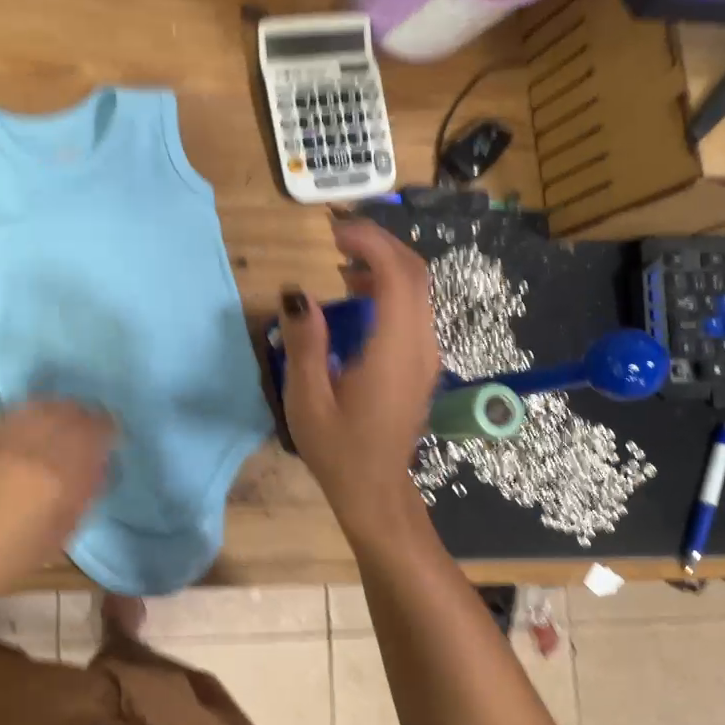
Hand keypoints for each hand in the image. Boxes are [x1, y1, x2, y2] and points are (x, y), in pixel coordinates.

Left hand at [0, 401, 115, 612]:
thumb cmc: (18, 553)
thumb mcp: (66, 527)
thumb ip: (87, 488)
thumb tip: (100, 461)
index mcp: (58, 472)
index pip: (94, 429)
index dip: (107, 428)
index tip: (111, 435)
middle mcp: (31, 447)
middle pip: (68, 410)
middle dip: (84, 416)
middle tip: (89, 427)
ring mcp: (2, 439)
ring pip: (40, 406)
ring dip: (58, 411)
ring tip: (62, 423)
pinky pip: (14, 416)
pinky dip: (31, 417)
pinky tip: (33, 431)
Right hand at [279, 219, 441, 533]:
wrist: (375, 492)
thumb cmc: (337, 450)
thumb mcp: (307, 400)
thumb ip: (305, 344)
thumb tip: (298, 294)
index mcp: (393, 352)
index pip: (398, 276)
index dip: (371, 243)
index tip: (334, 233)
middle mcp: (420, 346)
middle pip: (416, 274)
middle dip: (380, 245)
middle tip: (336, 238)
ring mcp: (426, 355)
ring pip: (418, 290)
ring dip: (385, 265)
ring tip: (341, 264)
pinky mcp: (421, 363)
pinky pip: (413, 310)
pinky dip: (389, 288)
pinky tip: (357, 297)